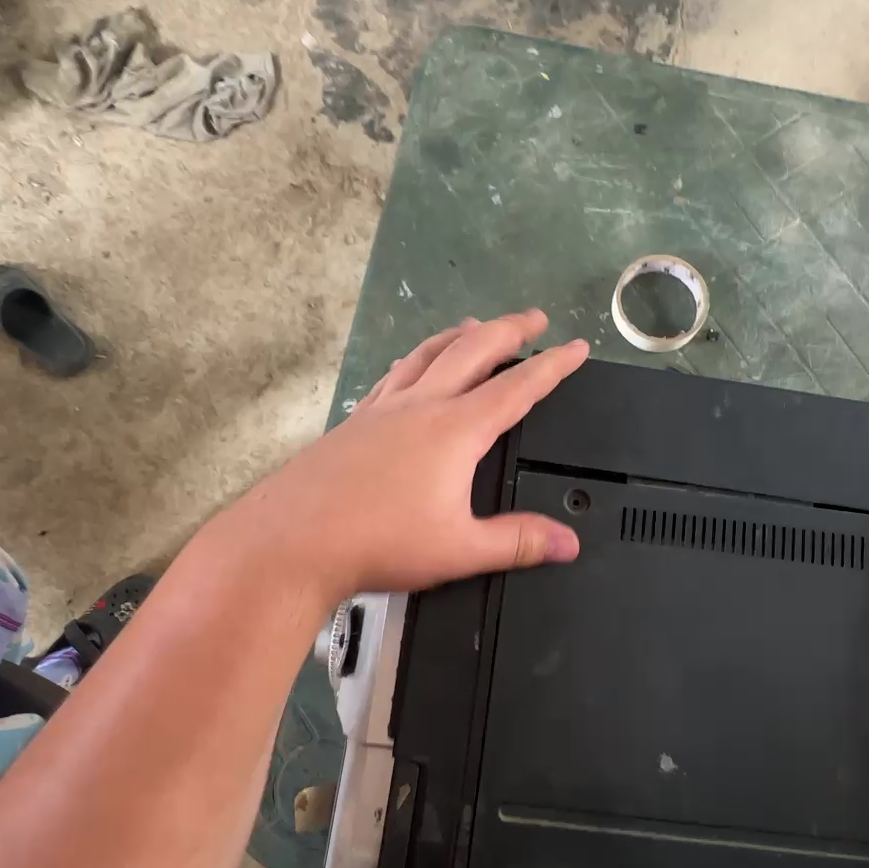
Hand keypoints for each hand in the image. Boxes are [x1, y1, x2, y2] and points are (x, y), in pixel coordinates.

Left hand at [224, 309, 589, 602]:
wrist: (292, 541)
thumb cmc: (379, 543)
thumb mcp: (460, 549)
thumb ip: (519, 542)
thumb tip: (569, 543)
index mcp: (455, 430)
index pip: (517, 388)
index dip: (553, 366)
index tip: (576, 347)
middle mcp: (420, 406)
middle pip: (473, 351)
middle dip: (509, 330)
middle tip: (534, 318)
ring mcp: (382, 408)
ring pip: (427, 353)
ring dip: (459, 335)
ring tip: (477, 325)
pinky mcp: (354, 420)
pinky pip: (393, 374)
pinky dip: (415, 359)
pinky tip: (411, 365)